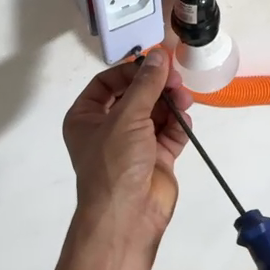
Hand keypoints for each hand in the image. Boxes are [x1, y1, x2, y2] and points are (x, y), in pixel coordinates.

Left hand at [62, 49, 192, 247]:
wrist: (127, 215)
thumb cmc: (115, 162)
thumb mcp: (127, 117)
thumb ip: (146, 84)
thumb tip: (160, 54)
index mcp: (85, 118)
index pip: (106, 83)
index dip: (130, 71)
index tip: (155, 63)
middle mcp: (107, 129)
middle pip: (134, 96)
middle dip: (156, 87)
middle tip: (176, 80)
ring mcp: (132, 145)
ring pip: (154, 114)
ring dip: (170, 104)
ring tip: (184, 100)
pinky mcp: (155, 159)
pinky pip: (168, 134)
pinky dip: (177, 125)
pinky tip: (184, 120)